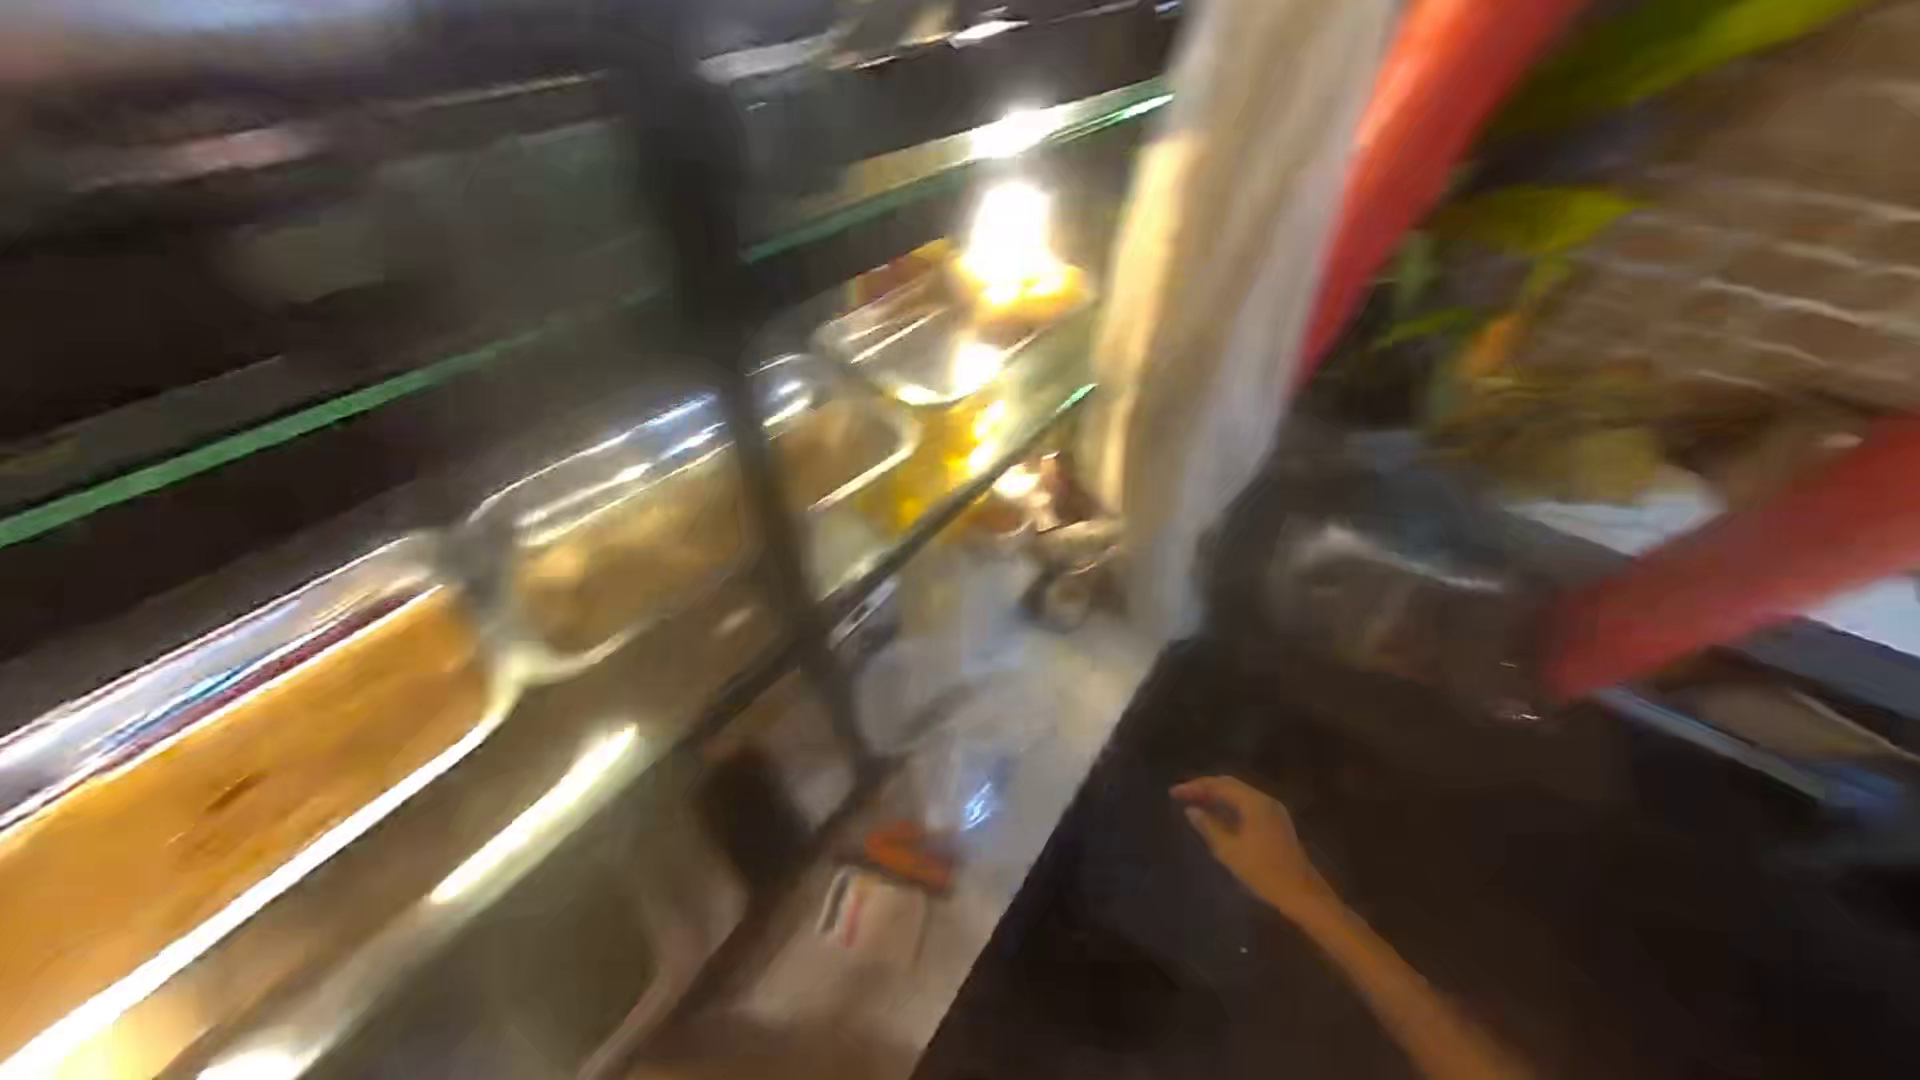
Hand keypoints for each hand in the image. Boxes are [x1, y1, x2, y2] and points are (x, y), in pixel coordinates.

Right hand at [1171, 775, 1336, 921]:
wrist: (1305, 897)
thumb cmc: (1265, 873)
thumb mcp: (1230, 851)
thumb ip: (1208, 826)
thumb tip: (1191, 810)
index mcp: (1254, 803)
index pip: (1219, 785)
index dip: (1194, 787)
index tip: (1174, 792)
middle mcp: (1265, 800)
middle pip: (1229, 784)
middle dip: (1204, 787)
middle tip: (1182, 794)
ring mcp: (1273, 811)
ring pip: (1238, 793)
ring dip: (1216, 795)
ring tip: (1195, 802)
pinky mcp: (1276, 822)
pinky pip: (1246, 804)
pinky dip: (1228, 804)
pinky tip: (1216, 814)